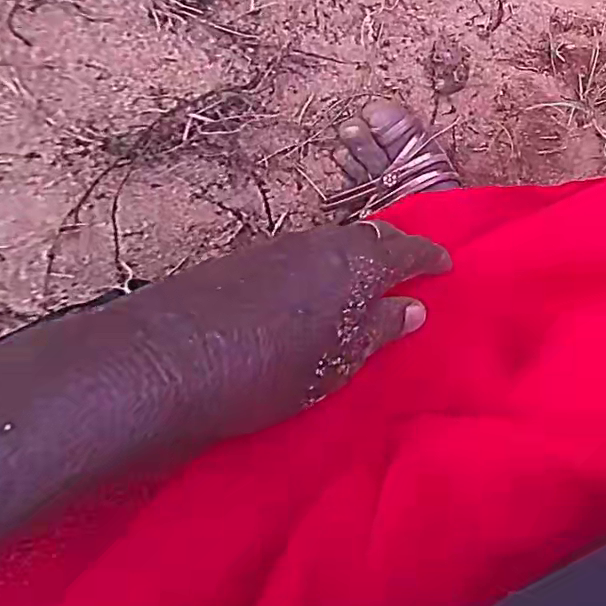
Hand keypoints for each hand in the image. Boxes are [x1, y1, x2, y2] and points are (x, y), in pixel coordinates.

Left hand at [105, 222, 450, 439]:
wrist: (159, 361)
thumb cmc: (269, 369)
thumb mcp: (338, 361)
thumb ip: (380, 329)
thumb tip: (413, 307)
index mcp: (358, 262)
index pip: (408, 249)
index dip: (431, 257)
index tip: (446, 265)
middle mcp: (324, 242)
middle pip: (372, 236)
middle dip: (395, 250)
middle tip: (408, 272)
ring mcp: (281, 246)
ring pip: (335, 242)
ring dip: (356, 258)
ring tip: (362, 284)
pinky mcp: (244, 258)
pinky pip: (302, 253)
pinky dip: (321, 266)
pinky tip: (310, 293)